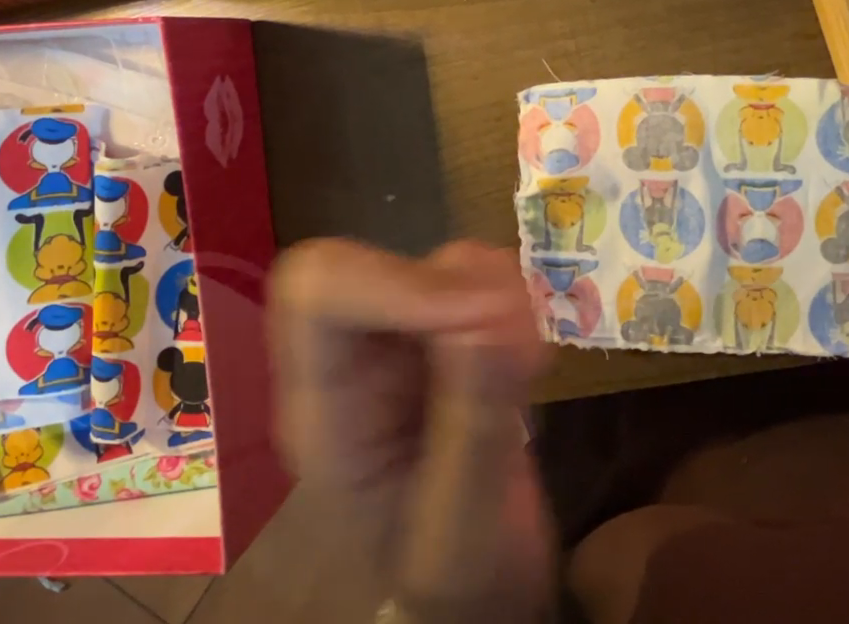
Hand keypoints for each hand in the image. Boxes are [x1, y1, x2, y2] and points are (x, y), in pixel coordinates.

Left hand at [270, 238, 549, 617]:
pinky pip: (473, 279)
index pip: (318, 294)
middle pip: (373, 264)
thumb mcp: (465, 523)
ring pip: (431, 264)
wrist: (482, 584)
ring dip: (492, 291)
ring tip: (531, 362)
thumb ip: (475, 426)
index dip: (395, 283)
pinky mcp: (445, 337)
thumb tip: (494, 317)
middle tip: (519, 339)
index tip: (483, 319)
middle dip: (454, 286)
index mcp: (324, 409)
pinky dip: (511, 297)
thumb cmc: (461, 572)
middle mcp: (351, 362)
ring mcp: (399, 344)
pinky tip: (530, 357)